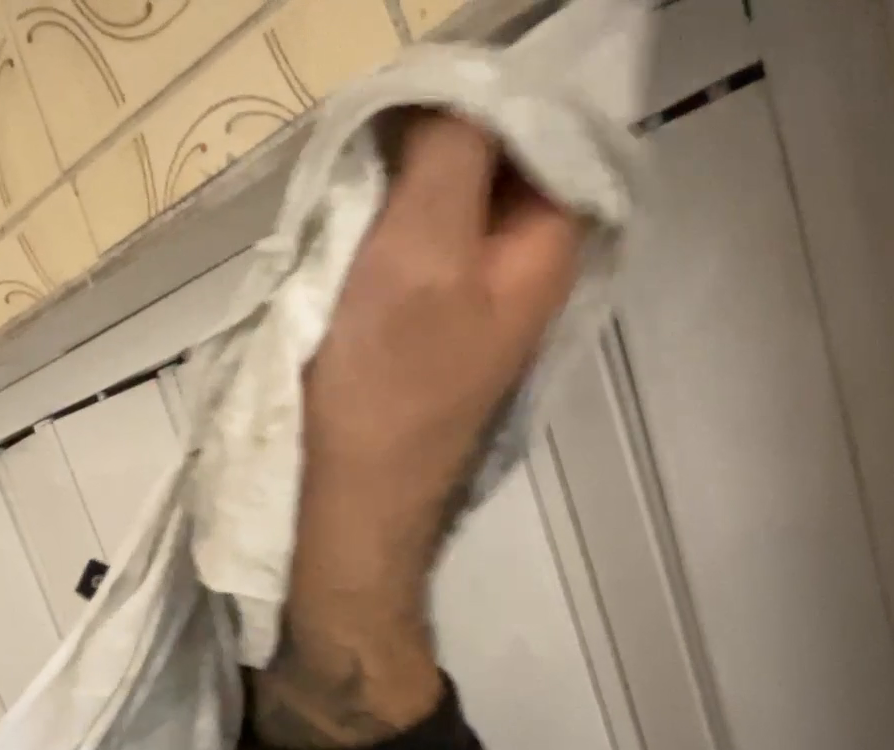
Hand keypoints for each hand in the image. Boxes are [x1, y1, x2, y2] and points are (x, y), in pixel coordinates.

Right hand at [254, 112, 583, 749]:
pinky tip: (346, 247)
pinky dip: (386, 239)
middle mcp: (527, 279)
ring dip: (400, 195)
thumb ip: (450, 154)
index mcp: (547, 250)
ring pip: (451, 216)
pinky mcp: (434, 345)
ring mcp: (480, 316)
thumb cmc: (382, 389)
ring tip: (347, 194)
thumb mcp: (417, 251)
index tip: (402, 110)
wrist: (350, 515)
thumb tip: (453, 90)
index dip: (476, 103)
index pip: (542, 129)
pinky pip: (420, 261)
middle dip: (431, 148)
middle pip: (497, 172)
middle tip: (364, 152)